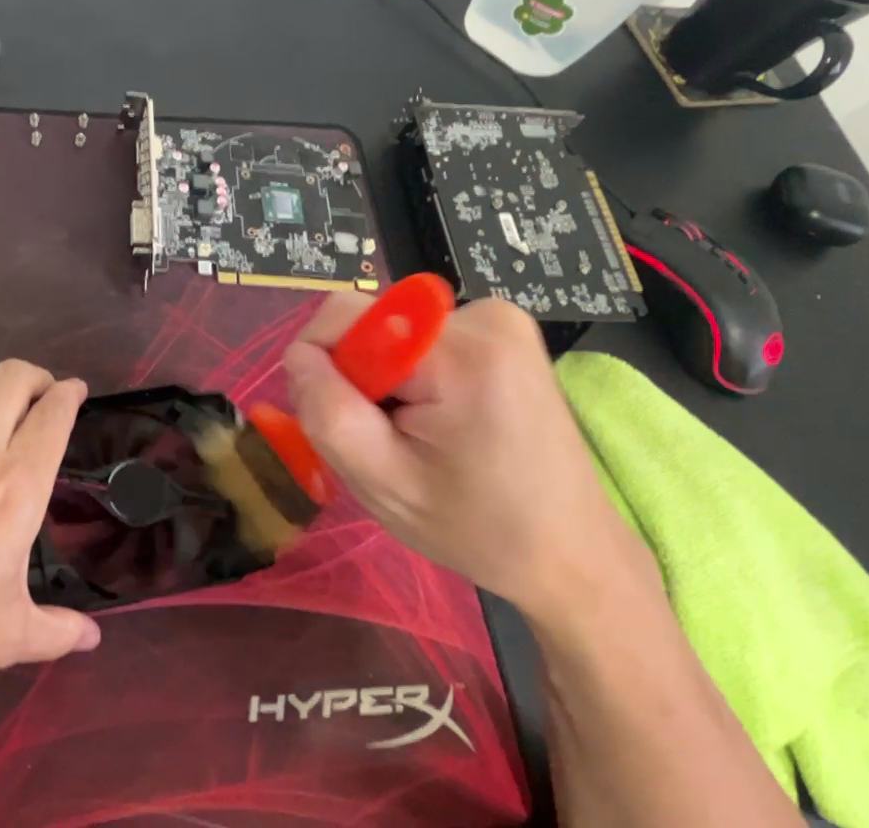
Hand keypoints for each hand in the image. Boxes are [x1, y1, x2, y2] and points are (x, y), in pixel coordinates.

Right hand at [281, 295, 645, 618]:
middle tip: (389, 444)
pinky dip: (414, 380)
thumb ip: (328, 412)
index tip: (354, 425)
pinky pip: (420, 339)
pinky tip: (442, 424)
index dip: (326, 369)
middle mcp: (485, 316)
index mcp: (461, 352)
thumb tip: (299, 355)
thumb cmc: (476, 527)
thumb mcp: (382, 483)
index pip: (344, 317)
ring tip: (420, 440)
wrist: (569, 551)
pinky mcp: (504, 332)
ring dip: (387, 384)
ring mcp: (500, 320)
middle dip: (360, 381)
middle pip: (369, 325)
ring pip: (390, 334)